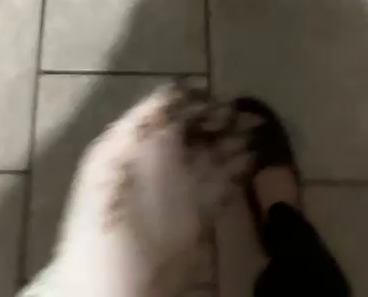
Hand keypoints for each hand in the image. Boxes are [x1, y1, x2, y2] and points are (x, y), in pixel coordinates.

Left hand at [39, 83, 254, 296]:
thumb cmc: (109, 213)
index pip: (164, 109)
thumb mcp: (116, 153)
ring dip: (233, 140)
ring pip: (210, 155)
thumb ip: (146, 120)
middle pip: (191, 130)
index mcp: (132, 141)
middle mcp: (156, 160)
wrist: (113, 282)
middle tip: (243, 108)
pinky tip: (254, 156)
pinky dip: (238, 169)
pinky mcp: (197, 216)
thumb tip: (176, 92)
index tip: (212, 89)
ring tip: (258, 127)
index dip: (189, 97)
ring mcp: (177, 189)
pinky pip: (221, 184)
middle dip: (217, 116)